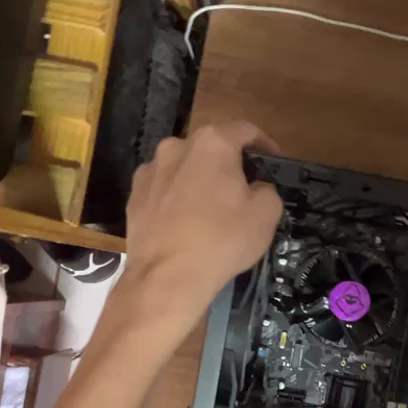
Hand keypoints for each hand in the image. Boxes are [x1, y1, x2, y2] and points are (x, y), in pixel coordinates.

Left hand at [114, 121, 283, 342]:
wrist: (166, 277)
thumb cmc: (222, 241)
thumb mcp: (266, 216)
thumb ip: (267, 191)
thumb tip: (256, 189)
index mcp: (213, 143)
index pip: (246, 130)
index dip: (265, 144)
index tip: (273, 163)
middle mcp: (177, 146)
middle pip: (212, 147)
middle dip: (229, 164)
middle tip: (243, 190)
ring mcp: (151, 169)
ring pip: (185, 167)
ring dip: (200, 179)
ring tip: (211, 208)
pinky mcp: (134, 194)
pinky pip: (164, 188)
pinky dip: (177, 197)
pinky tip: (184, 222)